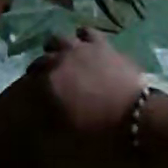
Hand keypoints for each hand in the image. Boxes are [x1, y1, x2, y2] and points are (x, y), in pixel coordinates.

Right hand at [30, 27, 146, 148]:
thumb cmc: (102, 131)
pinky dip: (80, 37)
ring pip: (57, 39)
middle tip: (42, 80)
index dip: (30, 91)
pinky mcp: (99, 43)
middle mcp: (59, 60)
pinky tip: (82, 44)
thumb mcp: (70, 134)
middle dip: (38, 70)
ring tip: (58, 57)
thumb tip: (40, 116)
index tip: (32, 98)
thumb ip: (50, 121)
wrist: (137, 115)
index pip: (29, 84)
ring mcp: (80, 48)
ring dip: (54, 49)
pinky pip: (85, 32)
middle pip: (40, 60)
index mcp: (49, 84)